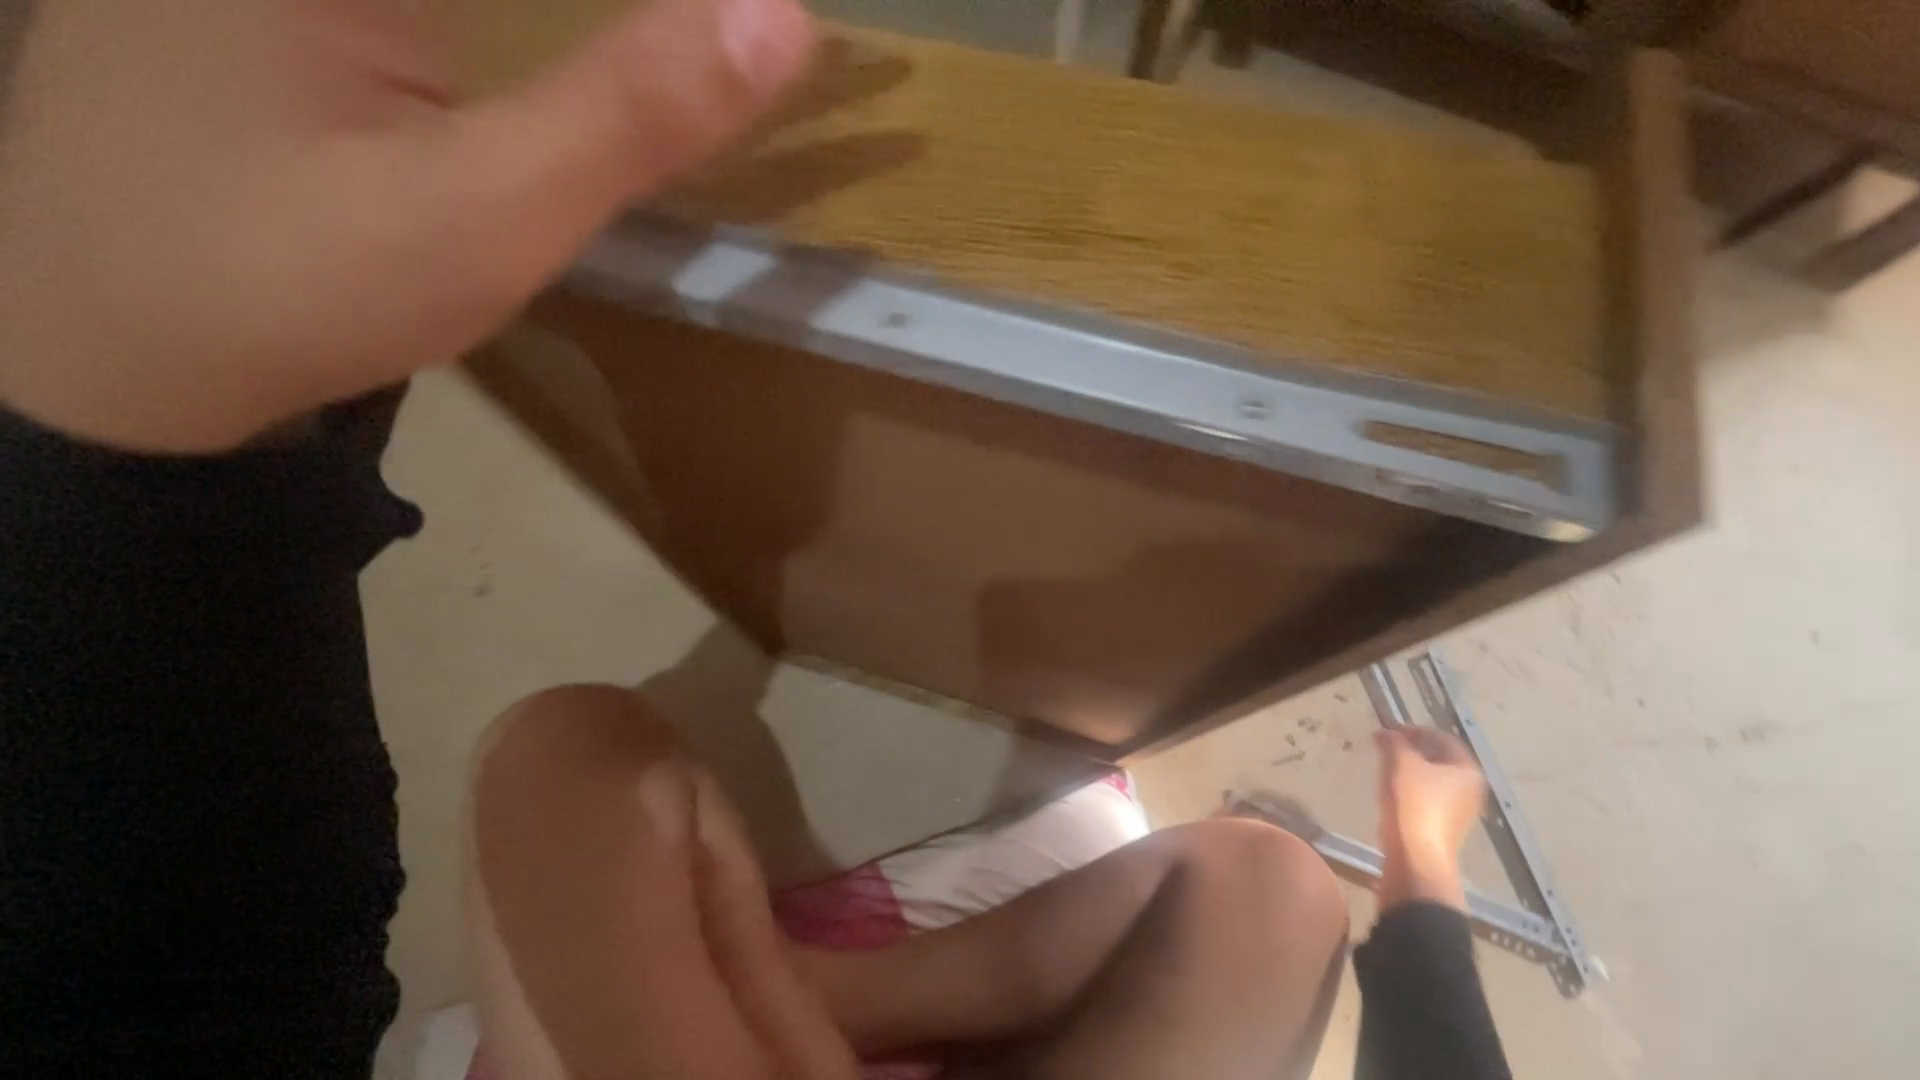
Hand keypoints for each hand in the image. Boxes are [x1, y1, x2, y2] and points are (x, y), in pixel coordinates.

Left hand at [0, 0, 815, 451]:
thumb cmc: (297, 280)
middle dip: (629, 21)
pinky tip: (582, 75)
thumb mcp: (487, 209)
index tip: (745, 27)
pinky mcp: (295, 15)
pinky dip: (541, 32)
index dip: (661, 7)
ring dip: (588, 26)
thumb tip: (787, 14)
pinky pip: (464, 13)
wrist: (118, 350)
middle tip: (723, 49)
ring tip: (678, 63)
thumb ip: (632, 111)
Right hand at [1373, 724, 1484, 911]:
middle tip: (1384, 745)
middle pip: (1439, 758)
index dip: (1413, 729)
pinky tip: (1389, 791)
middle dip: (1410, 748)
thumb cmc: (1413, 803)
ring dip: (1408, 768)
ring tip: (1383, 766)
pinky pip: (1427, 797)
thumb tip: (1385, 732)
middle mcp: (1470, 789)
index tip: (1387, 729)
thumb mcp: (1400, 762)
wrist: (1416, 856)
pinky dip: (1409, 788)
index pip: (1442, 738)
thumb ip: (1393, 741)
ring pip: (1432, 779)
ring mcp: (1459, 810)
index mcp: (1467, 770)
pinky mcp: (1443, 826)